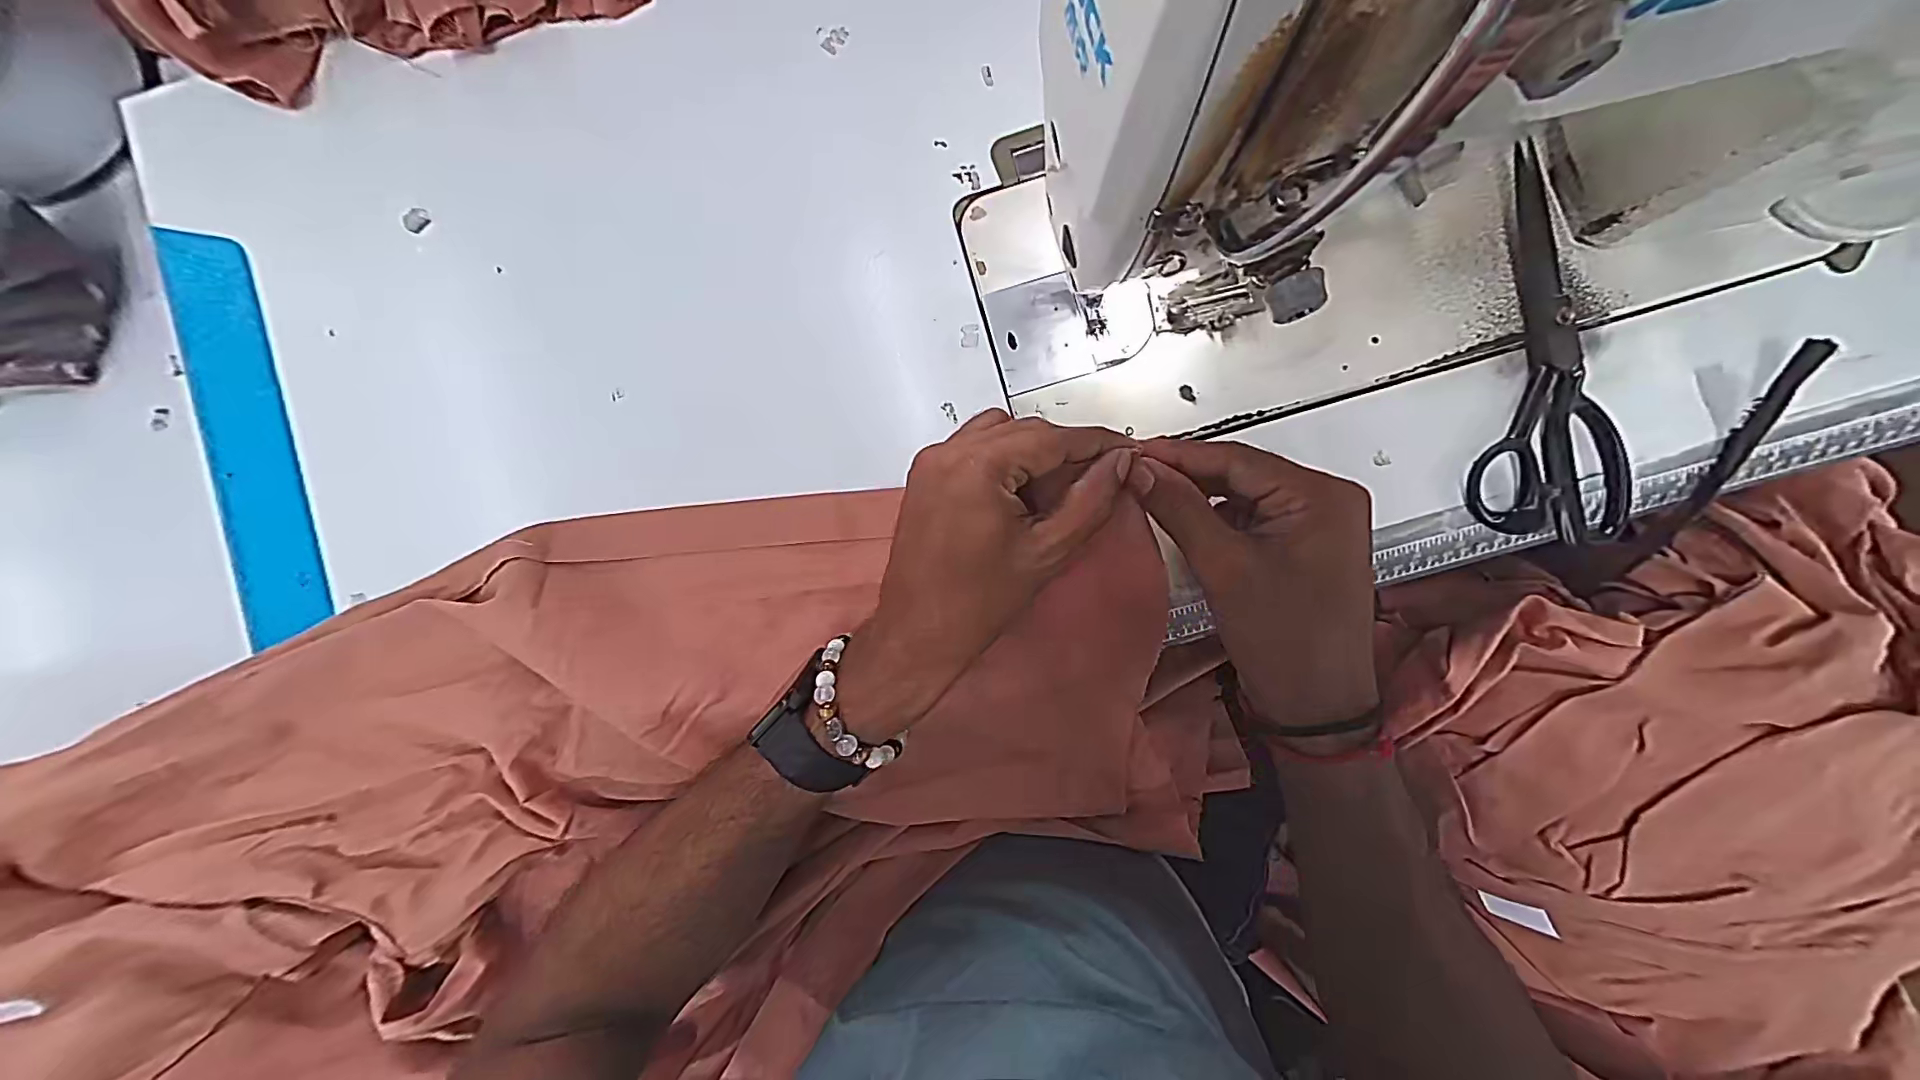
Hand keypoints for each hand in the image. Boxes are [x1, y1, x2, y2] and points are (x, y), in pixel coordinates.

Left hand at [835, 411, 1142, 737]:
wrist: (922, 631)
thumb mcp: (1048, 551)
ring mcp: (931, 464)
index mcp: (975, 467)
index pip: (1051, 437)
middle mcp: (947, 456)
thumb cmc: (968, 604)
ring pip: (1000, 432)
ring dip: (1033, 452)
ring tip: (1051, 497)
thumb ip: (1092, 500)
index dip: (1096, 442)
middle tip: (1097, 477)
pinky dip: (1004, 459)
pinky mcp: (926, 476)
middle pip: (1025, 429)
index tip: (1120, 449)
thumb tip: (1115, 465)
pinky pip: (974, 447)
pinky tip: (1019, 497)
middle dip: (1065, 451)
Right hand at [1136, 439, 1378, 740]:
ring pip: (1241, 495)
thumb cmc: (1291, 644)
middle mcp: (1327, 503)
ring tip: (1155, 498)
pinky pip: (1248, 518)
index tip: (1140, 455)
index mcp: (1322, 497)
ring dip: (1198, 498)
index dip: (1179, 455)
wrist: (1315, 704)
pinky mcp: (1300, 546)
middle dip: (1187, 475)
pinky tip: (1185, 524)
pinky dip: (1214, 520)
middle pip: (1240, 473)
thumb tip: (1147, 472)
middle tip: (1140, 476)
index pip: (1236, 458)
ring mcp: (1315, 525)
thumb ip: (1180, 510)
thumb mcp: (1224, 567)